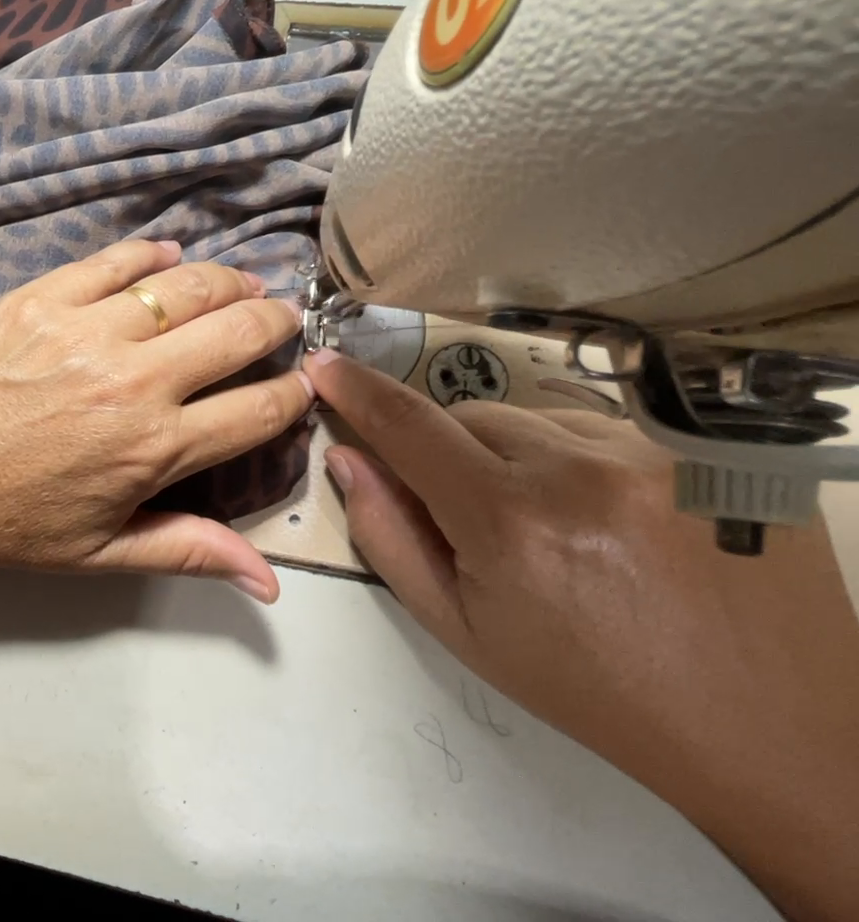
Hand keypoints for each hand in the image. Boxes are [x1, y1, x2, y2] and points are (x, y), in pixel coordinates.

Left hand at [0, 240, 313, 601]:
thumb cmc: (1, 523)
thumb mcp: (98, 551)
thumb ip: (188, 551)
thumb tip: (269, 582)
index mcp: (154, 447)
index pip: (260, 409)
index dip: (293, 396)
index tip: (297, 387)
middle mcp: (132, 379)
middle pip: (239, 331)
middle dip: (276, 323)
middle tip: (280, 321)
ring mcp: (82, 330)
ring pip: (186, 286)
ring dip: (227, 281)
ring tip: (240, 285)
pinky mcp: (37, 300)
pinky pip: (112, 261)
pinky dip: (150, 254)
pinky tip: (168, 257)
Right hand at [306, 348, 858, 920]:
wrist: (769, 726)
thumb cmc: (587, 685)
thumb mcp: (459, 628)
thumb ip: (388, 537)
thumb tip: (348, 461)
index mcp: (509, 520)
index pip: (409, 427)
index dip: (357, 391)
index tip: (322, 364)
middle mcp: (583, 469)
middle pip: (472, 415)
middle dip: (447, 446)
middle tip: (464, 507)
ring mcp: (659, 455)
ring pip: (538, 417)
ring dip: (516, 450)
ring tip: (551, 520)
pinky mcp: (712, 456)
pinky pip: (605, 428)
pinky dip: (578, 455)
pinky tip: (609, 514)